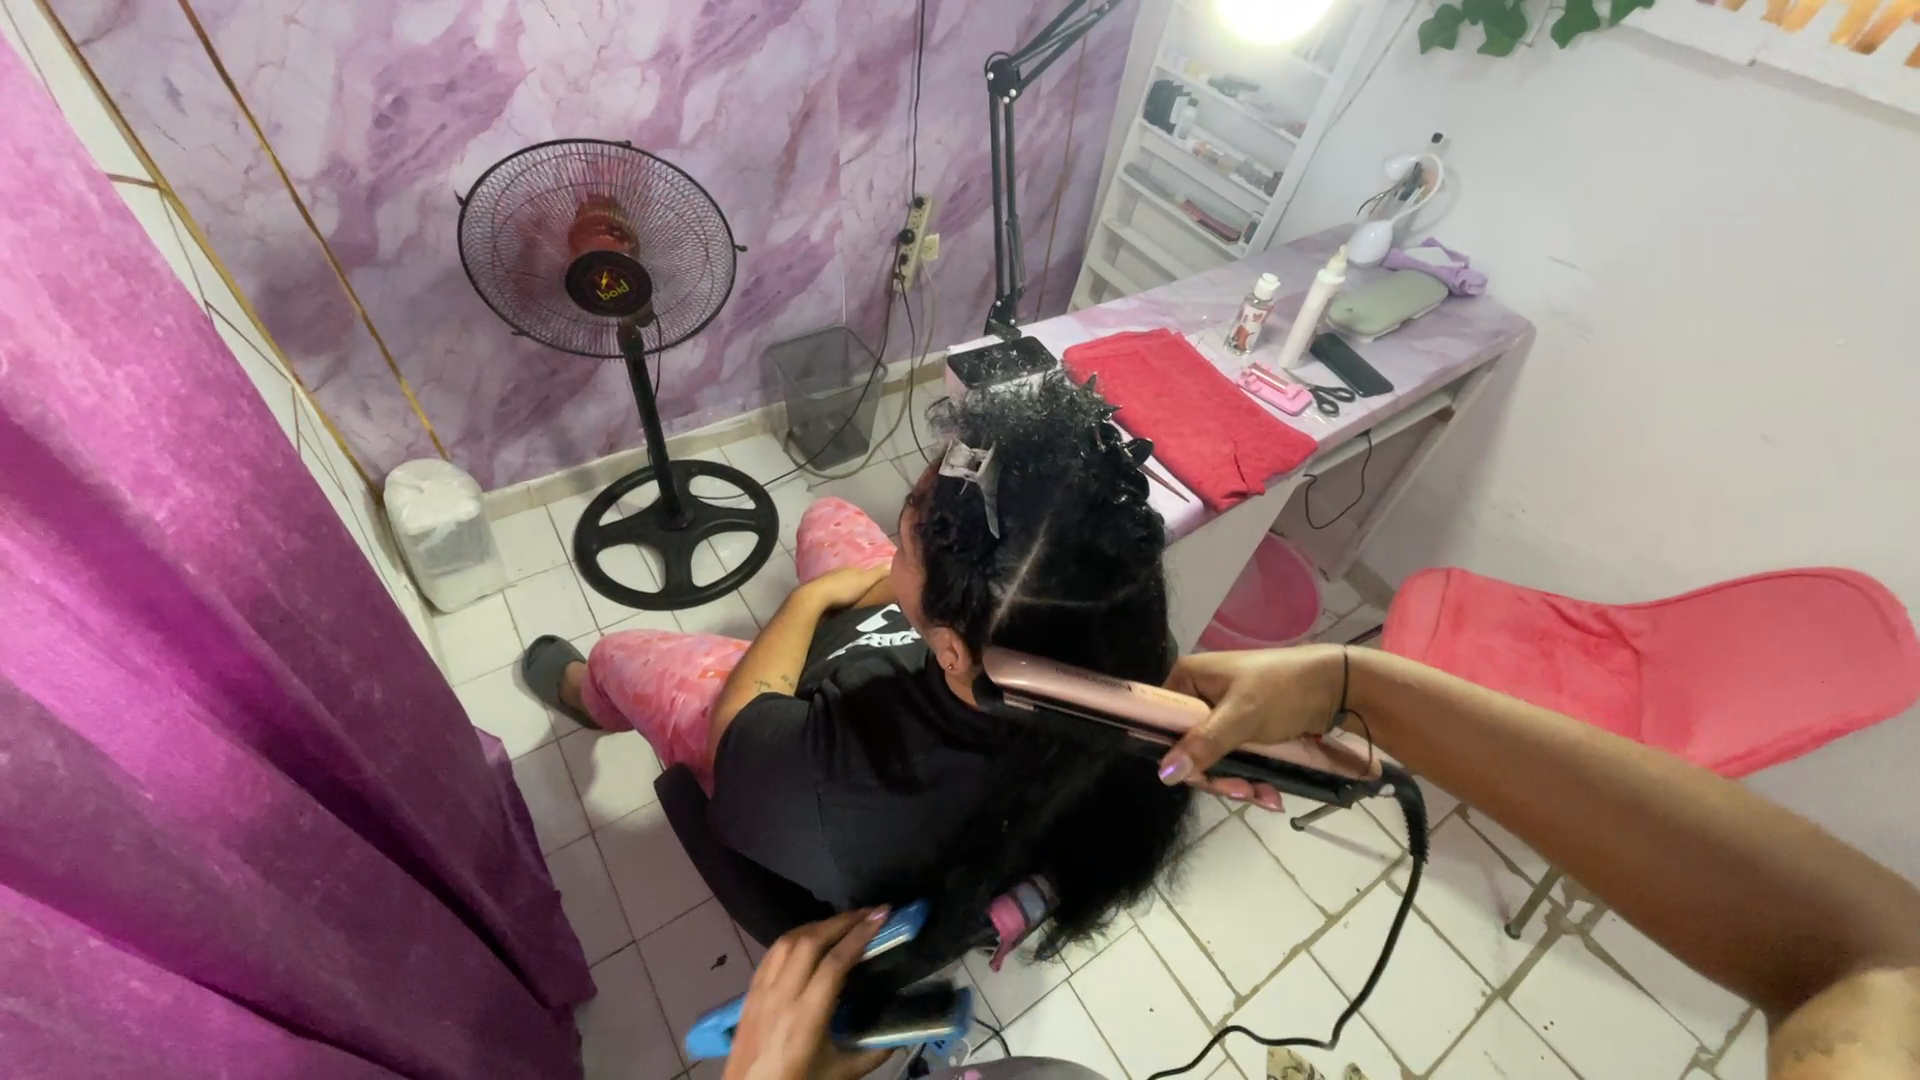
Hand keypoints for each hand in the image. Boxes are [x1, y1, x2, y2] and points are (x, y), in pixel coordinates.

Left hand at [723, 909, 893, 1079]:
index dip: (859, 936)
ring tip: (845, 922)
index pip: (834, 964)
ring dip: (820, 924)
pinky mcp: (750, 991)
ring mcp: (762, 991)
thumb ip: (872, 1052)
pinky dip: (797, 935)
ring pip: (789, 940)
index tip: (882, 916)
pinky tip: (812, 936)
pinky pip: (774, 951)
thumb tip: (899, 1032)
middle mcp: (781, 997)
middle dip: (843, 921)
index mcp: (805, 1020)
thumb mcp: (839, 1075)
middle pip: (811, 942)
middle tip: (870, 913)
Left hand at [796, 563, 891, 613]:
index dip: (872, 579)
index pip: (864, 572)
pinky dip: (838, 600)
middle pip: (852, 580)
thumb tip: (893, 563)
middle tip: (868, 598)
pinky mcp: (819, 594)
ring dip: (847, 594)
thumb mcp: (865, 580)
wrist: (814, 599)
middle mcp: (838, 572)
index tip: (879, 588)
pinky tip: (841, 608)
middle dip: (859, 587)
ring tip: (856, 605)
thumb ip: (879, 573)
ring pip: (841, 588)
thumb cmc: (843, 589)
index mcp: (850, 568)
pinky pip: (832, 596)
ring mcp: (827, 583)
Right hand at [1159, 646, 1346, 810]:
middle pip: (1188, 746)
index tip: (1198, 777)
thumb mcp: (1241, 717)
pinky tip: (1270, 793)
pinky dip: (1251, 778)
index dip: (1174, 753)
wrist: (1339, 686)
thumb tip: (1164, 774)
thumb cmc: (1282, 690)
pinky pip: (1235, 759)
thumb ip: (1203, 744)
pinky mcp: (1245, 729)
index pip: (1161, 720)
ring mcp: (1223, 712)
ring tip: (1265, 795)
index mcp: (1188, 678)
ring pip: (1213, 758)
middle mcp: (1200, 694)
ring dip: (1237, 782)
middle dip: (1216, 775)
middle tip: (1241, 791)